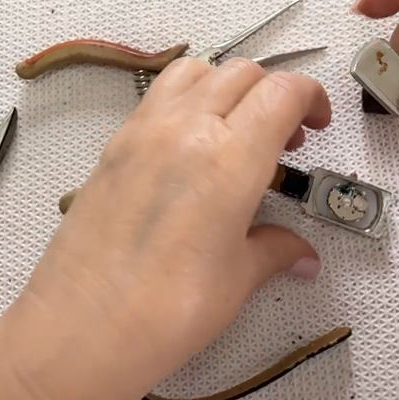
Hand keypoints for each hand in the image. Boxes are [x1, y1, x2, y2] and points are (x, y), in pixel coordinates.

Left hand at [0, 60, 331, 399]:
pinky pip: (160, 93)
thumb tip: (304, 255)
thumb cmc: (170, 310)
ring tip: (235, 130)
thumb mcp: (237, 280)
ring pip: (197, 70)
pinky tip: (190, 147)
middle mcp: (187, 126)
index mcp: (229, 157)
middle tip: (284, 139)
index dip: (311, 97)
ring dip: (227, 85)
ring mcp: (145, 128)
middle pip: (243, 72)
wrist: (80, 329)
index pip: (282, 91)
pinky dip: (189, 98)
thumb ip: (275, 251)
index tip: (318, 125)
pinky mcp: (115, 141)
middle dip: (274, 92)